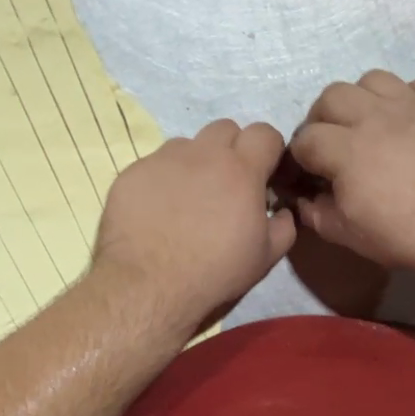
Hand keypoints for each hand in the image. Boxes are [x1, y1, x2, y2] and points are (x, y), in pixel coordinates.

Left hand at [91, 119, 295, 331]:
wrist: (148, 286)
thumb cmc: (213, 273)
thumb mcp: (264, 258)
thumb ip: (282, 226)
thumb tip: (281, 211)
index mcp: (241, 169)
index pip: (264, 133)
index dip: (268, 150)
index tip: (264, 173)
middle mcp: (202, 154)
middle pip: (225, 129)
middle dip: (232, 149)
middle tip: (226, 185)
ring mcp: (163, 160)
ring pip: (186, 145)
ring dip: (194, 163)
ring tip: (187, 200)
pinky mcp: (132, 172)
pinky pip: (153, 165)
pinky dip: (161, 180)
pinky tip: (156, 212)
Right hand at [289, 70, 414, 282]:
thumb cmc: (406, 235)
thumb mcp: (349, 235)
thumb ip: (316, 214)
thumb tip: (303, 199)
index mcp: (346, 150)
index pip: (304, 139)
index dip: (298, 159)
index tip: (305, 176)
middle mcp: (374, 116)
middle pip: (330, 97)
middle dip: (321, 120)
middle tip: (329, 146)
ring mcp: (409, 105)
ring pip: (369, 80)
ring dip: (357, 100)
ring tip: (363, 126)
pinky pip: (410, 85)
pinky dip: (397, 100)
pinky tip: (401, 124)